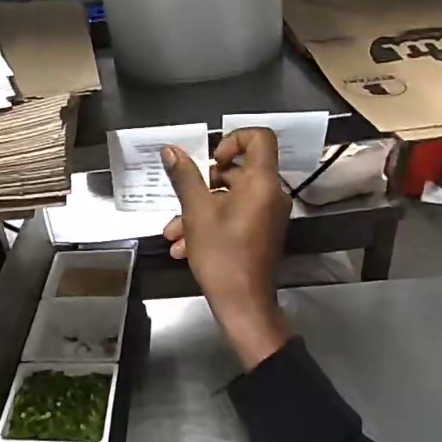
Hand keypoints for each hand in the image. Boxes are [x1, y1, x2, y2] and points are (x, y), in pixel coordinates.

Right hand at [162, 127, 292, 368]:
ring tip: (173, 229)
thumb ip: (185, 177)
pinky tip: (183, 244)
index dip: (233, 139)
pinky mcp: (260, 231)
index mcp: (261, 183)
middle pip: (240, 169)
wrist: (243, 304)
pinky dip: (210, 221)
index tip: (211, 159)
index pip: (260, 138)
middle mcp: (270, 194)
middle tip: (185, 195)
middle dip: (205, 182)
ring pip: (231, 196)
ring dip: (200, 207)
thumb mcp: (196, 212)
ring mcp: (267, 214)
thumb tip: (171, 150)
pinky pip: (235, 214)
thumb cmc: (222, 255)